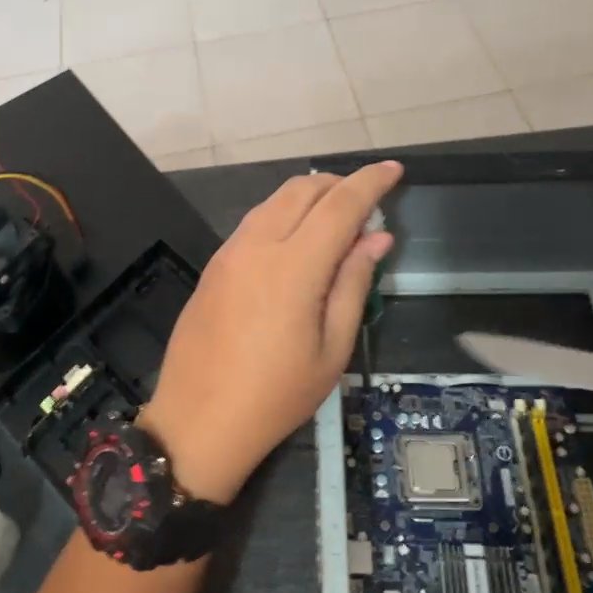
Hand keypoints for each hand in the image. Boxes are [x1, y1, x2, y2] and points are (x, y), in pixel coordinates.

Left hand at [140, 162, 402, 503]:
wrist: (197, 421)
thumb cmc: (275, 396)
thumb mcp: (331, 351)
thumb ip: (353, 284)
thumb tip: (376, 237)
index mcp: (293, 267)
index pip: (340, 204)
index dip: (371, 182)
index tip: (394, 170)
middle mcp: (258, 245)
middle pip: (303, 189)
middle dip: (340, 183)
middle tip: (368, 202)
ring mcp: (230, 252)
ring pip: (275, 200)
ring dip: (310, 196)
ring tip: (338, 221)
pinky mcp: (215, 264)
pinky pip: (255, 220)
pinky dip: (284, 213)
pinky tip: (299, 241)